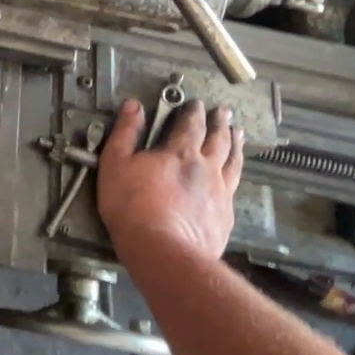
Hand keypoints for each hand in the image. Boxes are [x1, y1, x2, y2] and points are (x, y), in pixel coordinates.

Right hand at [97, 98, 243, 264]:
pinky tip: (234, 175)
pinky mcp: (225, 216)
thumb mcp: (115, 163)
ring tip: (239, 135)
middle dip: (221, 123)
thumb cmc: (132, 205)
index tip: (198, 103)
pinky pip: (235, 187)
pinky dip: (236, 173)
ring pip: (233, 162)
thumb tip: (133, 106)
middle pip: (219, 140)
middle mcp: (206, 168)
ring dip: (236, 145)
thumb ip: (125, 132)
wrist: (164, 251)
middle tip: (224, 112)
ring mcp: (220, 193)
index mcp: (180, 153)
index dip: (194, 111)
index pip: (191, 125)